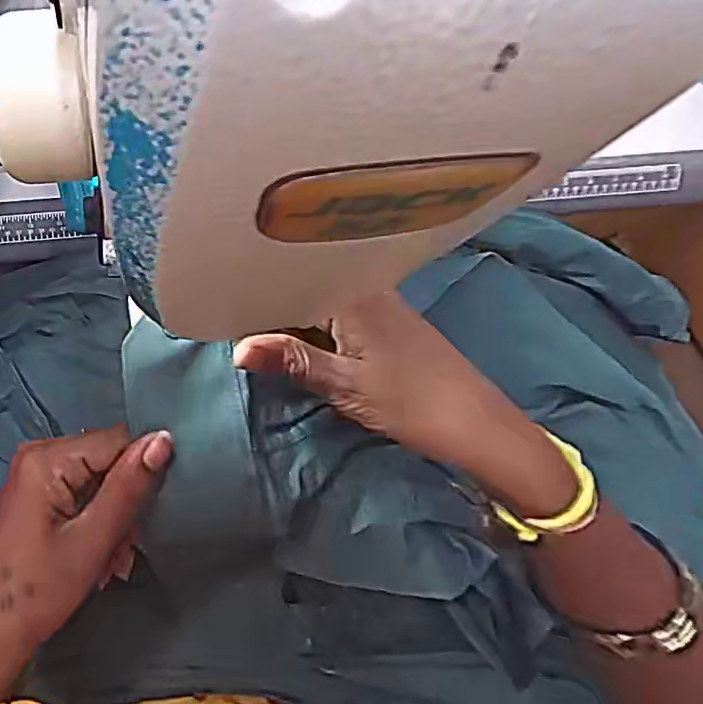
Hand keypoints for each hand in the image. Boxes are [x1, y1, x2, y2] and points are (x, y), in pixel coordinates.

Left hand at [0, 427, 173, 681]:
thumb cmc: (37, 592)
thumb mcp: (93, 540)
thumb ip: (129, 487)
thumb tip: (161, 440)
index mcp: (45, 458)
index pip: (118, 441)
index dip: (138, 476)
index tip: (136, 520)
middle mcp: (36, 453)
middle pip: (108, 460)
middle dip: (124, 503)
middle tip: (120, 549)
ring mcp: (33, 472)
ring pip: (99, 479)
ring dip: (113, 518)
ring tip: (107, 559)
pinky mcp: (35, 491)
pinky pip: (81, 491)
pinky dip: (96, 520)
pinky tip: (95, 554)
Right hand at [233, 292, 575, 516]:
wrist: (481, 426)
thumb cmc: (414, 402)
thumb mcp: (346, 385)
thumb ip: (292, 361)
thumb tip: (236, 349)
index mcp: (354, 293)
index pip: (292, 276)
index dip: (256, 284)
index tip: (221, 291)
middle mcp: (366, 287)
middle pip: (304, 282)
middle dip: (268, 294)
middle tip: (226, 302)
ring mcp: (377, 303)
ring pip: (319, 296)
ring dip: (289, 309)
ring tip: (248, 314)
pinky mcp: (384, 322)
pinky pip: (334, 309)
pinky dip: (311, 321)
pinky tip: (293, 333)